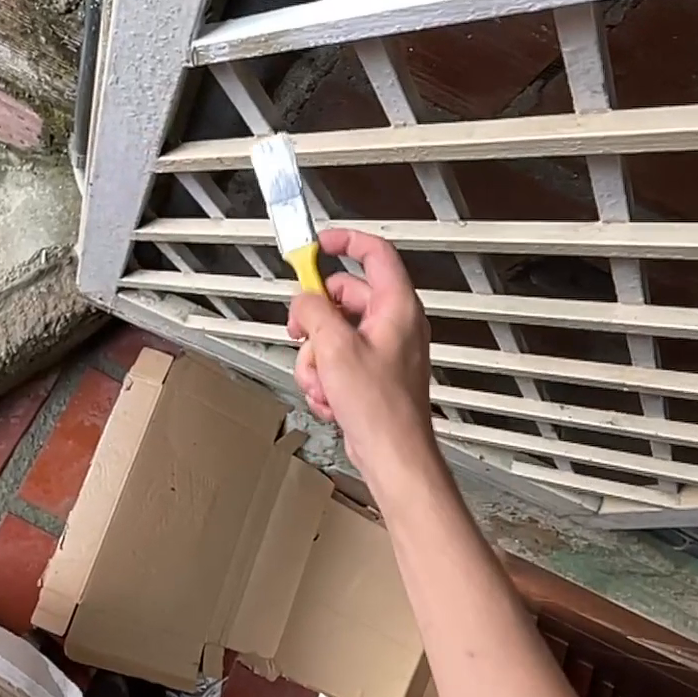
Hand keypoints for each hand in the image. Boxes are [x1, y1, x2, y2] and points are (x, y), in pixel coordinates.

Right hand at [286, 229, 433, 475]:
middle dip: (314, 320)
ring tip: (322, 381)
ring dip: (316, 358)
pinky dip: (324, 377)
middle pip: (343, 297)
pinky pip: (335, 360)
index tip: (317, 246)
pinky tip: (329, 398)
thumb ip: (313, 312)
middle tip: (301, 334)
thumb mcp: (334, 348)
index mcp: (396, 307)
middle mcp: (393, 324)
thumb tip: (303, 300)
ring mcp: (382, 349)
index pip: (374, 253)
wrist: (392, 454)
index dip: (344, 242)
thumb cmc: (380, 408)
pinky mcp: (370, 373)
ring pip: (332, 332)